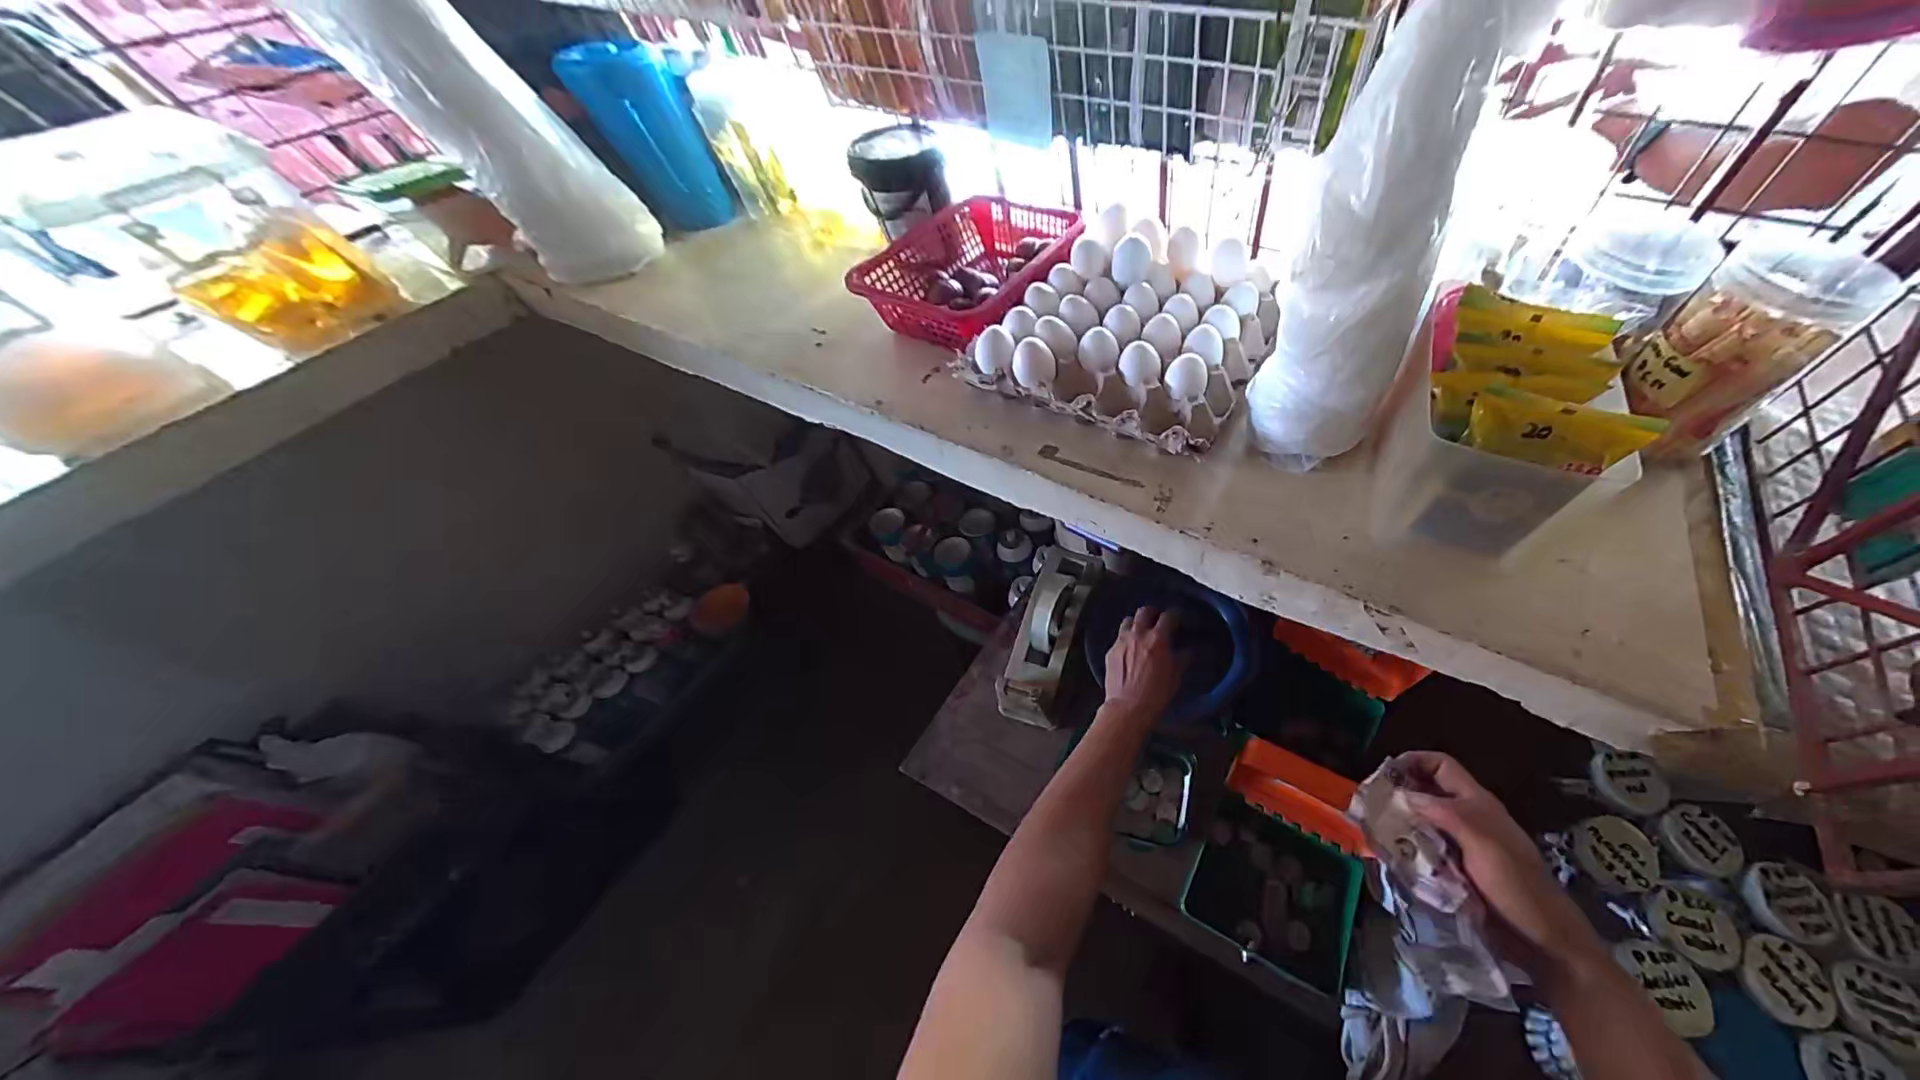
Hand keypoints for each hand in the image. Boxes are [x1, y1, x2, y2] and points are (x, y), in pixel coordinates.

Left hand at [1102, 606, 1183, 723]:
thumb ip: (1182, 658)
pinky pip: (1119, 637)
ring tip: (1141, 632)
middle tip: (1158, 621)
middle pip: (1144, 611)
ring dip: (1136, 623)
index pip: (1169, 616)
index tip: (1178, 618)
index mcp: (1158, 639)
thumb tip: (1188, 651)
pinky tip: (1130, 649)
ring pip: (1128, 621)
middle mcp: (1138, 635)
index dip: (1175, 615)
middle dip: (1153, 613)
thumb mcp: (1175, 676)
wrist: (1128, 707)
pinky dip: (1126, 639)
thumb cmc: (1157, 694)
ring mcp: (1121, 641)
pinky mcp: (1110, 651)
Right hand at [1395, 751, 1604, 980]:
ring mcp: (1458, 845)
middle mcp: (1466, 818)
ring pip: (1419, 821)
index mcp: (1477, 804)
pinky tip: (1390, 855)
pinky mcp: (1452, 869)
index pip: (1441, 765)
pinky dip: (1404, 848)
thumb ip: (1445, 814)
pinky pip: (1420, 849)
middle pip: (1425, 791)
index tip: (1385, 775)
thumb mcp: (1484, 845)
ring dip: (1397, 823)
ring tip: (1375, 831)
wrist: (1545, 944)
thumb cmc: (1519, 888)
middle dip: (1398, 793)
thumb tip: (1401, 794)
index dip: (1413, 761)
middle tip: (1372, 805)